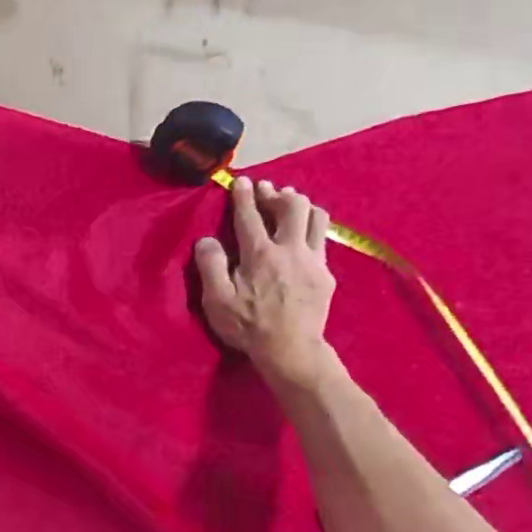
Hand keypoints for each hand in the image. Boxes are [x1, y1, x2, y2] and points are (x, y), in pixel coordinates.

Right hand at [194, 176, 337, 389]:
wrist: (290, 349)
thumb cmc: (248, 326)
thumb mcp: (216, 300)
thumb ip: (210, 266)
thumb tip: (206, 240)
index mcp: (259, 254)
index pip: (249, 215)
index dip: (243, 195)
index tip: (240, 181)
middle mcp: (289, 249)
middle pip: (291, 206)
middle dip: (276, 194)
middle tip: (265, 191)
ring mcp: (312, 260)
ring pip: (316, 217)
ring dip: (301, 205)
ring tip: (288, 203)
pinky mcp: (325, 274)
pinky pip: (322, 239)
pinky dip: (311, 228)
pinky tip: (302, 234)